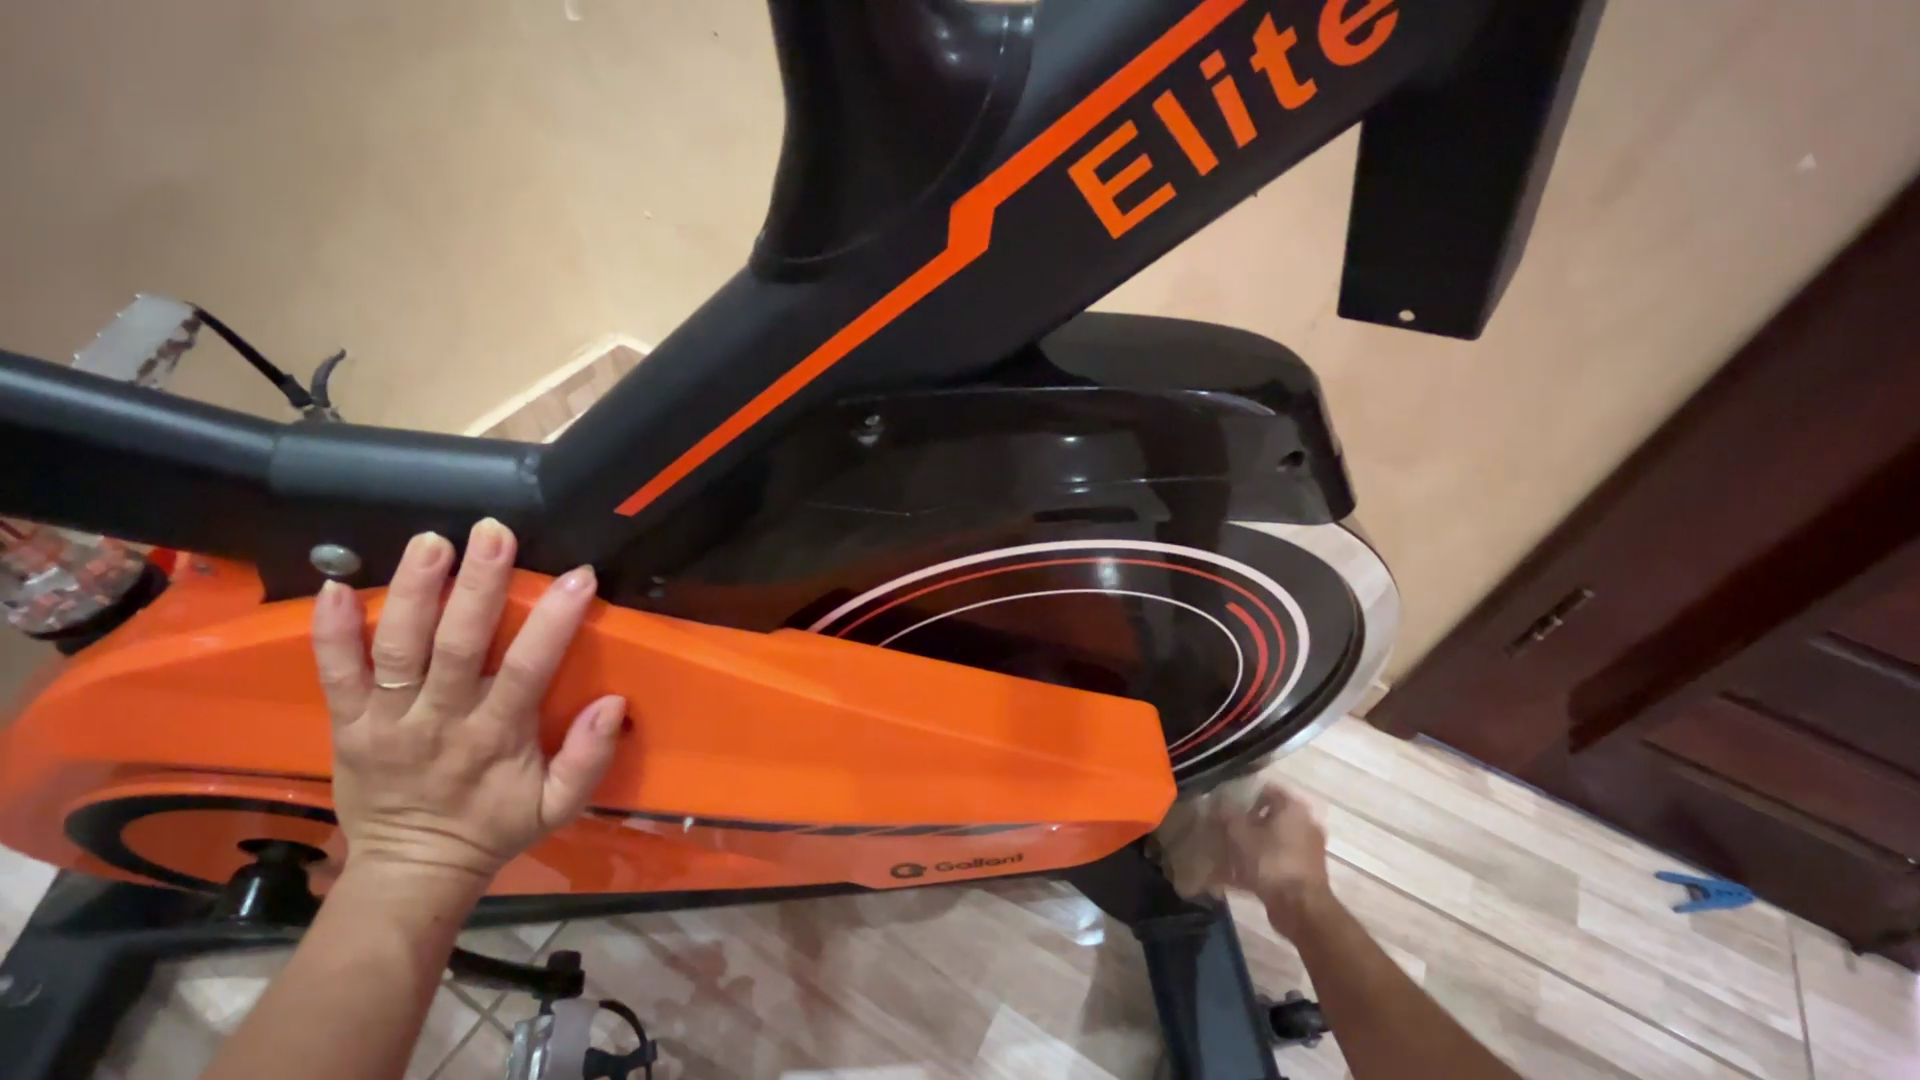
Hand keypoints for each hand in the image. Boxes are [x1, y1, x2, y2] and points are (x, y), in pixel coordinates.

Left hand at [310, 520, 625, 890]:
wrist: (413, 869)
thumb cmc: (495, 828)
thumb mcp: (557, 807)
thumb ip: (588, 760)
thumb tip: (613, 703)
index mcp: (494, 738)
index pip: (527, 669)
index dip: (553, 621)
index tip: (579, 576)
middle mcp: (438, 721)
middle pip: (456, 646)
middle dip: (476, 586)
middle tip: (492, 531)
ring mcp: (385, 721)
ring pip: (396, 650)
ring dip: (411, 593)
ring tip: (429, 542)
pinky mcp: (346, 724)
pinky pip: (333, 675)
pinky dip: (328, 632)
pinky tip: (332, 587)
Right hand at [1216, 782, 1334, 938]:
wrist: (1301, 908)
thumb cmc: (1270, 862)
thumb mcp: (1240, 835)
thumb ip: (1227, 815)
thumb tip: (1217, 801)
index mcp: (1293, 809)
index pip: (1266, 791)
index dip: (1243, 797)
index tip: (1224, 807)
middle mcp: (1304, 825)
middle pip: (1268, 818)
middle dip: (1244, 825)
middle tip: (1222, 832)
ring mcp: (1306, 851)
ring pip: (1271, 843)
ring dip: (1249, 848)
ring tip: (1224, 857)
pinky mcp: (1304, 874)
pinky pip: (1275, 864)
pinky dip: (1256, 868)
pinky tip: (1234, 879)